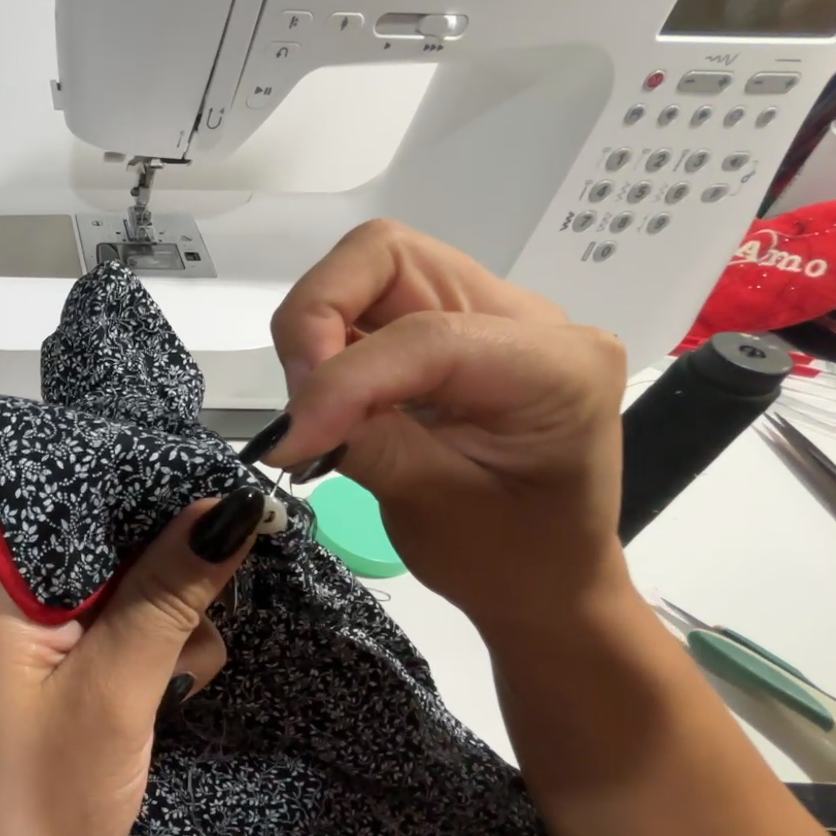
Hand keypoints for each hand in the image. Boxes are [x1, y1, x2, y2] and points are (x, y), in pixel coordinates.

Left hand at [0, 490, 267, 835]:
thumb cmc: (40, 796)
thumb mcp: (114, 688)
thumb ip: (168, 592)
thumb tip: (231, 506)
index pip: (84, 488)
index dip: (162, 491)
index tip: (238, 512)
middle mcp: (3, 579)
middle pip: (108, 531)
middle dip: (169, 571)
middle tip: (194, 630)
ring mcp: (25, 621)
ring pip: (123, 578)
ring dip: (166, 620)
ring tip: (168, 683)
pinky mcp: (48, 657)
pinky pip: (113, 619)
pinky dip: (149, 646)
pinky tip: (163, 690)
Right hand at [259, 219, 630, 625]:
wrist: (542, 579)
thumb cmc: (507, 557)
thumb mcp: (431, 505)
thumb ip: (361, 443)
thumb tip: (282, 424)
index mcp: (553, 365)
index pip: (423, 336)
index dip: (339, 381)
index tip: (286, 442)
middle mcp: (522, 318)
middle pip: (384, 255)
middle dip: (316, 316)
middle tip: (299, 395)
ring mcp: (480, 317)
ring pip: (366, 271)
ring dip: (316, 331)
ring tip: (316, 408)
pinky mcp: (444, 331)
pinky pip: (364, 308)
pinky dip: (326, 347)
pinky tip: (332, 402)